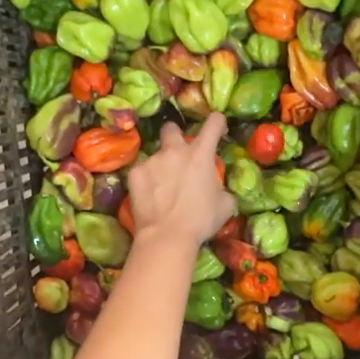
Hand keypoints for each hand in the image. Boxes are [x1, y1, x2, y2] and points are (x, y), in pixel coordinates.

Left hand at [125, 113, 234, 250]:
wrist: (167, 236)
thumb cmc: (201, 220)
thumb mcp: (225, 205)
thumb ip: (221, 188)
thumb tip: (218, 188)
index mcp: (200, 154)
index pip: (213, 124)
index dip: (217, 122)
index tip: (218, 126)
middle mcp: (174, 150)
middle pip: (171, 128)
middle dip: (175, 135)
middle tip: (177, 152)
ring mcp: (152, 160)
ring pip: (156, 155)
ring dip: (161, 165)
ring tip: (162, 187)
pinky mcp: (134, 173)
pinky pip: (142, 171)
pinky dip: (146, 180)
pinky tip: (149, 196)